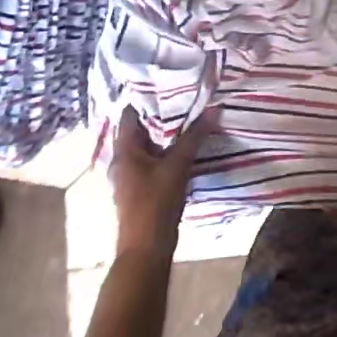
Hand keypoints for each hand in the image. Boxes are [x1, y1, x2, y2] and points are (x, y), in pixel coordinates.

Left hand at [110, 108, 214, 259]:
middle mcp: (121, 160)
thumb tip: (214, 109)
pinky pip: (150, 161)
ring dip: (164, 136)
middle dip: (160, 116)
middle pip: (138, 130)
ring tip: (188, 120)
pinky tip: (183, 150)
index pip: (131, 113)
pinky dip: (164, 152)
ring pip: (146, 147)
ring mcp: (129, 176)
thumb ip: (194, 136)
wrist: (146, 250)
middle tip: (185, 100)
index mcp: (124, 150)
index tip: (170, 87)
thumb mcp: (178, 166)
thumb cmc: (156, 203)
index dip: (148, 98)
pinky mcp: (139, 188)